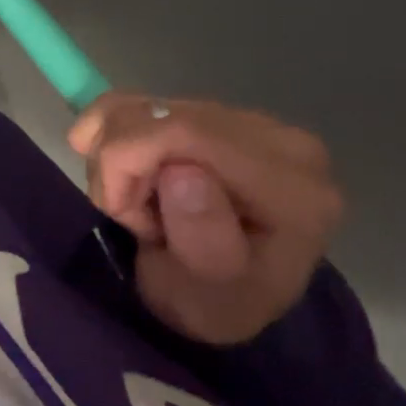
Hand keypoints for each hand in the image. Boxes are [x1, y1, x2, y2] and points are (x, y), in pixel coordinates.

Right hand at [69, 93, 343, 345]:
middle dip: (117, 162)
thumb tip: (183, 171)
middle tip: (127, 213)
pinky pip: (135, 102)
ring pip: (139, 106)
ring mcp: (246, 121)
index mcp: (294, 188)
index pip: (186, 131)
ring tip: (134, 200)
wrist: (218, 296)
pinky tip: (125, 172)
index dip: (127, 159)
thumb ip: (204, 241)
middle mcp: (281, 142)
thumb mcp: (208, 300)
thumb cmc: (213, 304)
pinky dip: (111, 135)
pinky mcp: (211, 111)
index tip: (120, 212)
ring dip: (114, 155)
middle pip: (159, 114)